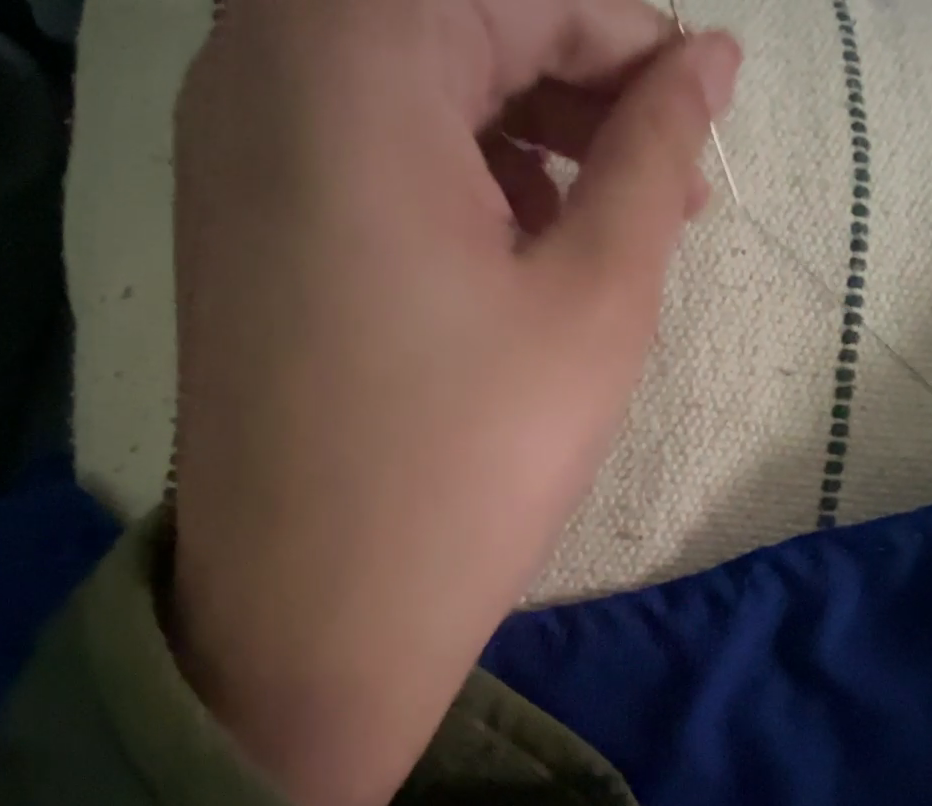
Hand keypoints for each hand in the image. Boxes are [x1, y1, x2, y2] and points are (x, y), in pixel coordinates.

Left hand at [168, 0, 740, 805]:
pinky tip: (503, 248)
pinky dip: (438, 170)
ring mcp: (222, 147)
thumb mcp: (594, 294)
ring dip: (509, 127)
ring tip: (598, 221)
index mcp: (347, 50)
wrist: (314, 619)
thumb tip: (709, 59)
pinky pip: (347, 146)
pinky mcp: (224, 223)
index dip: (627, 38)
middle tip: (662, 173)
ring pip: (396, 81)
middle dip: (569, 83)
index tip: (701, 102)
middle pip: (448, 22)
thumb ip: (655, 149)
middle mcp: (254, 64)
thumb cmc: (471, 460)